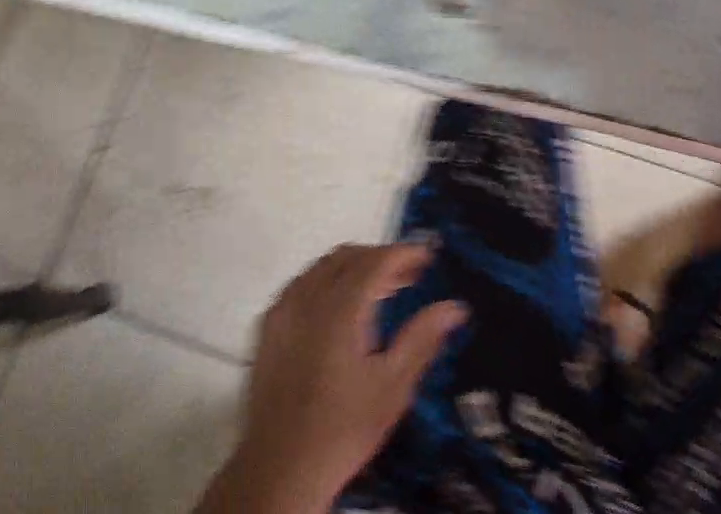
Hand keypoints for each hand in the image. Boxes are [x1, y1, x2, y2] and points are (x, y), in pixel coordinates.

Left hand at [196, 243, 467, 513]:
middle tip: (410, 276)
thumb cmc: (345, 429)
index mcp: (339, 310)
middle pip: (346, 257)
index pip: (374, 261)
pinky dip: (325, 281)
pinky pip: (299, 285)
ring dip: (353, 267)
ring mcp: (281, 311)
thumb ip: (422, 339)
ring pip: (320, 267)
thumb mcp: (393, 388)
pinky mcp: (266, 328)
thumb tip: (454, 307)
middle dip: (380, 258)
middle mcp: (306, 299)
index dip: (403, 252)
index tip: (428, 256)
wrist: (280, 467)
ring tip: (381, 290)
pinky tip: (339, 307)